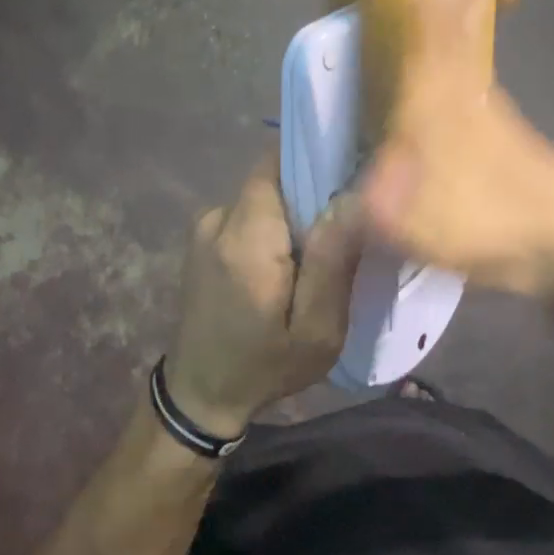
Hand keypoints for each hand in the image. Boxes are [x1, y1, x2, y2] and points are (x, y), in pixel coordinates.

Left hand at [164, 152, 365, 438]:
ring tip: (316, 259)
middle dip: (311, 198)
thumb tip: (353, 196)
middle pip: (275, 179)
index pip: (280, 161)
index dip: (318, 163)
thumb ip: (334, 261)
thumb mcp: (316, 330)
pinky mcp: (203, 240)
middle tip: (343, 236)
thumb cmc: (264, 366)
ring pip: (264, 199)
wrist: (200, 394)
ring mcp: (205, 227)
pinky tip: (287, 268)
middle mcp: (219, 219)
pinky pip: (248, 216)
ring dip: (292, 219)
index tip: (352, 185)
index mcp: (247, 237)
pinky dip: (272, 232)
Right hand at [359, 0, 553, 296]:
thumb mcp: (401, 224)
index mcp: (428, 91)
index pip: (419, 4)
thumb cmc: (482, 222)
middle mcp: (456, 79)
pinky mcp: (500, 121)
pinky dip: (477, 14)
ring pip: (472, 16)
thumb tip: (322, 214)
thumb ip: (355, 211)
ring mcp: (483, 97)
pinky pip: (478, 49)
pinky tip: (477, 15)